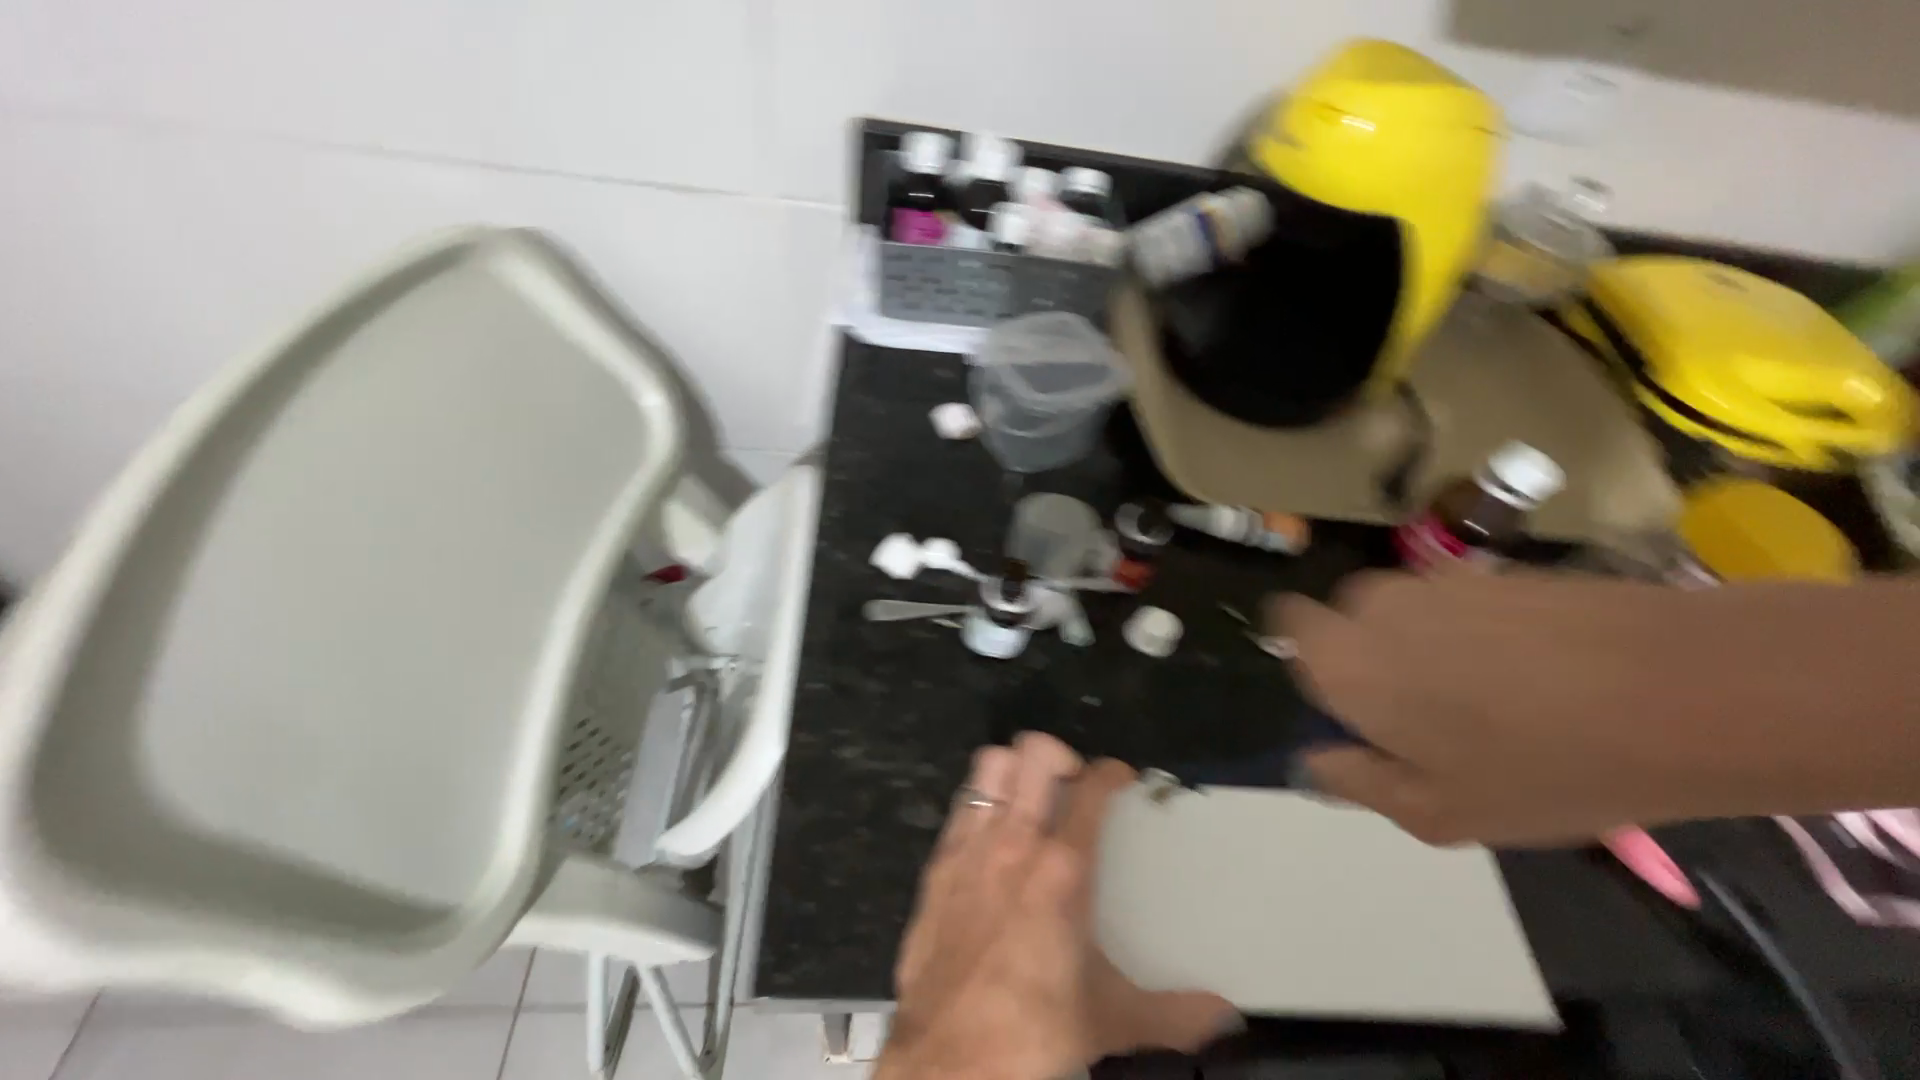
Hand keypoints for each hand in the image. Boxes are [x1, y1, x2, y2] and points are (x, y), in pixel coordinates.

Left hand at [878, 732, 1239, 1079]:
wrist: (949, 1059)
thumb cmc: (1034, 1031)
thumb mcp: (1113, 1022)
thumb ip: (1176, 1013)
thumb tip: (1225, 1013)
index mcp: (1063, 868)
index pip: (1092, 787)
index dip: (1113, 771)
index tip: (1123, 781)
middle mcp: (1014, 843)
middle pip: (1035, 753)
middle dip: (1062, 756)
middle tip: (1076, 788)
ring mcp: (969, 849)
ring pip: (991, 767)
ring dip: (1015, 770)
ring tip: (1032, 797)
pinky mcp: (936, 868)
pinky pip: (960, 806)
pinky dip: (981, 803)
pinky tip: (993, 834)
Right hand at [1273, 567, 1762, 845]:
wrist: (1690, 691)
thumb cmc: (1542, 766)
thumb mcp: (1435, 811)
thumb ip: (1353, 780)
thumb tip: (1316, 757)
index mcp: (1342, 659)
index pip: (1287, 627)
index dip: (1314, 667)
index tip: (1357, 710)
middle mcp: (1377, 603)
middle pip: (1349, 623)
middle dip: (1371, 661)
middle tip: (1430, 721)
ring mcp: (1444, 579)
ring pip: (1409, 614)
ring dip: (1429, 648)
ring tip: (1498, 701)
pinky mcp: (1504, 570)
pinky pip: (1465, 605)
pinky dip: (1484, 635)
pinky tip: (1543, 677)